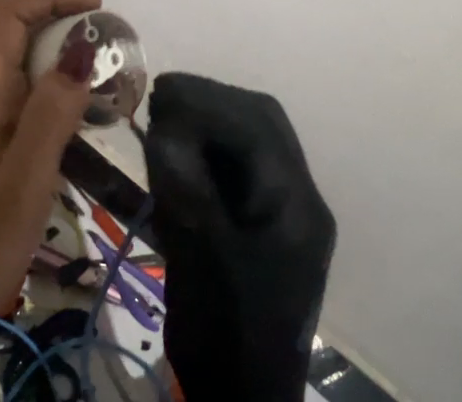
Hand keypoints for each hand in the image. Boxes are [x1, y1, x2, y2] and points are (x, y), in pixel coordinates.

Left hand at [0, 0, 99, 401]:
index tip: (98, 12)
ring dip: (60, 53)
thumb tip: (82, 52)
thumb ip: (50, 119)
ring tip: (107, 81)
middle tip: (112, 49)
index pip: (6, 12)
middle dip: (62, 20)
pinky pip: (19, 93)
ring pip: (16, 59)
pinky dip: (53, 87)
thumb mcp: (20, 191)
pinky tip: (78, 121)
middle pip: (11, 27)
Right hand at [146, 73, 334, 401]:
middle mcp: (301, 198)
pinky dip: (211, 154)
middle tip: (162, 99)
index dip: (208, 99)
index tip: (160, 90)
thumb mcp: (201, 261)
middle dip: (213, 104)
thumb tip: (164, 124)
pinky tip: (179, 157)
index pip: (258, 127)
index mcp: (296, 203)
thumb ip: (186, 188)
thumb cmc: (229, 335)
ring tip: (165, 120)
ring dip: (212, 125)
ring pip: (254, 145)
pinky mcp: (267, 228)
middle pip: (263, 127)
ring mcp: (287, 213)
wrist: (249, 401)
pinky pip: (243, 172)